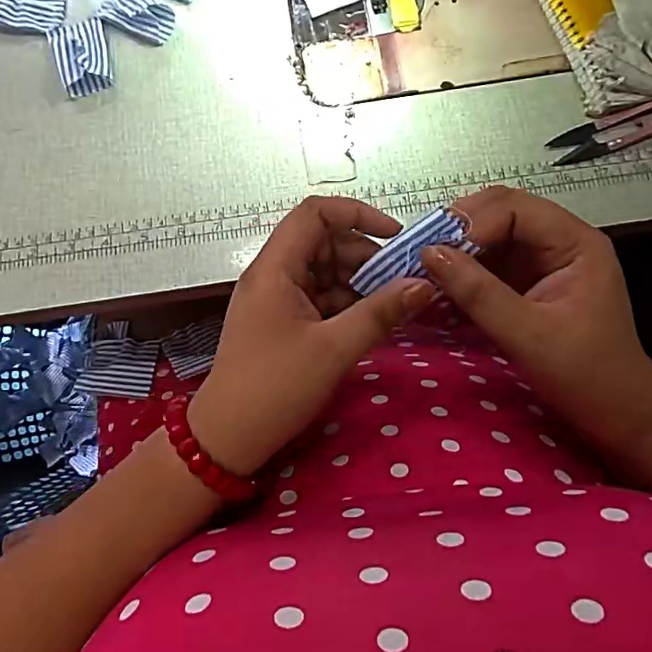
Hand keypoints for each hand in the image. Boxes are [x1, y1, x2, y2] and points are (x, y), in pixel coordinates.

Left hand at [189, 196, 435, 474]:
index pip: (314, 213)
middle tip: (400, 281)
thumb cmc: (276, 388)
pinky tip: (369, 321)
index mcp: (275, 268)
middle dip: (365, 256)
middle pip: (323, 242)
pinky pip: (318, 296)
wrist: (227, 438)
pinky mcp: (280, 320)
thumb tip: (424, 285)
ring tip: (391, 305)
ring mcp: (275, 298)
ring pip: (324, 271)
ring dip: (358, 282)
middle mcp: (272, 274)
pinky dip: (345, 303)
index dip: (357, 214)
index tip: (394, 236)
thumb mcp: (335, 349)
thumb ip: (381, 312)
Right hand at [421, 186, 651, 454]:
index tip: (437, 251)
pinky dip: (463, 274)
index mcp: (576, 242)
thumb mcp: (528, 335)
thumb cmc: (586, 376)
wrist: (618, 415)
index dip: (473, 222)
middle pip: (501, 213)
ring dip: (457, 252)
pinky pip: (489, 265)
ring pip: (490, 238)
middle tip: (422, 253)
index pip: (515, 208)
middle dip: (459, 231)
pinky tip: (439, 288)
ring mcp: (544, 261)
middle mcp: (560, 242)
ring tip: (423, 270)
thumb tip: (429, 254)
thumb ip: (478, 292)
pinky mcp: (528, 283)